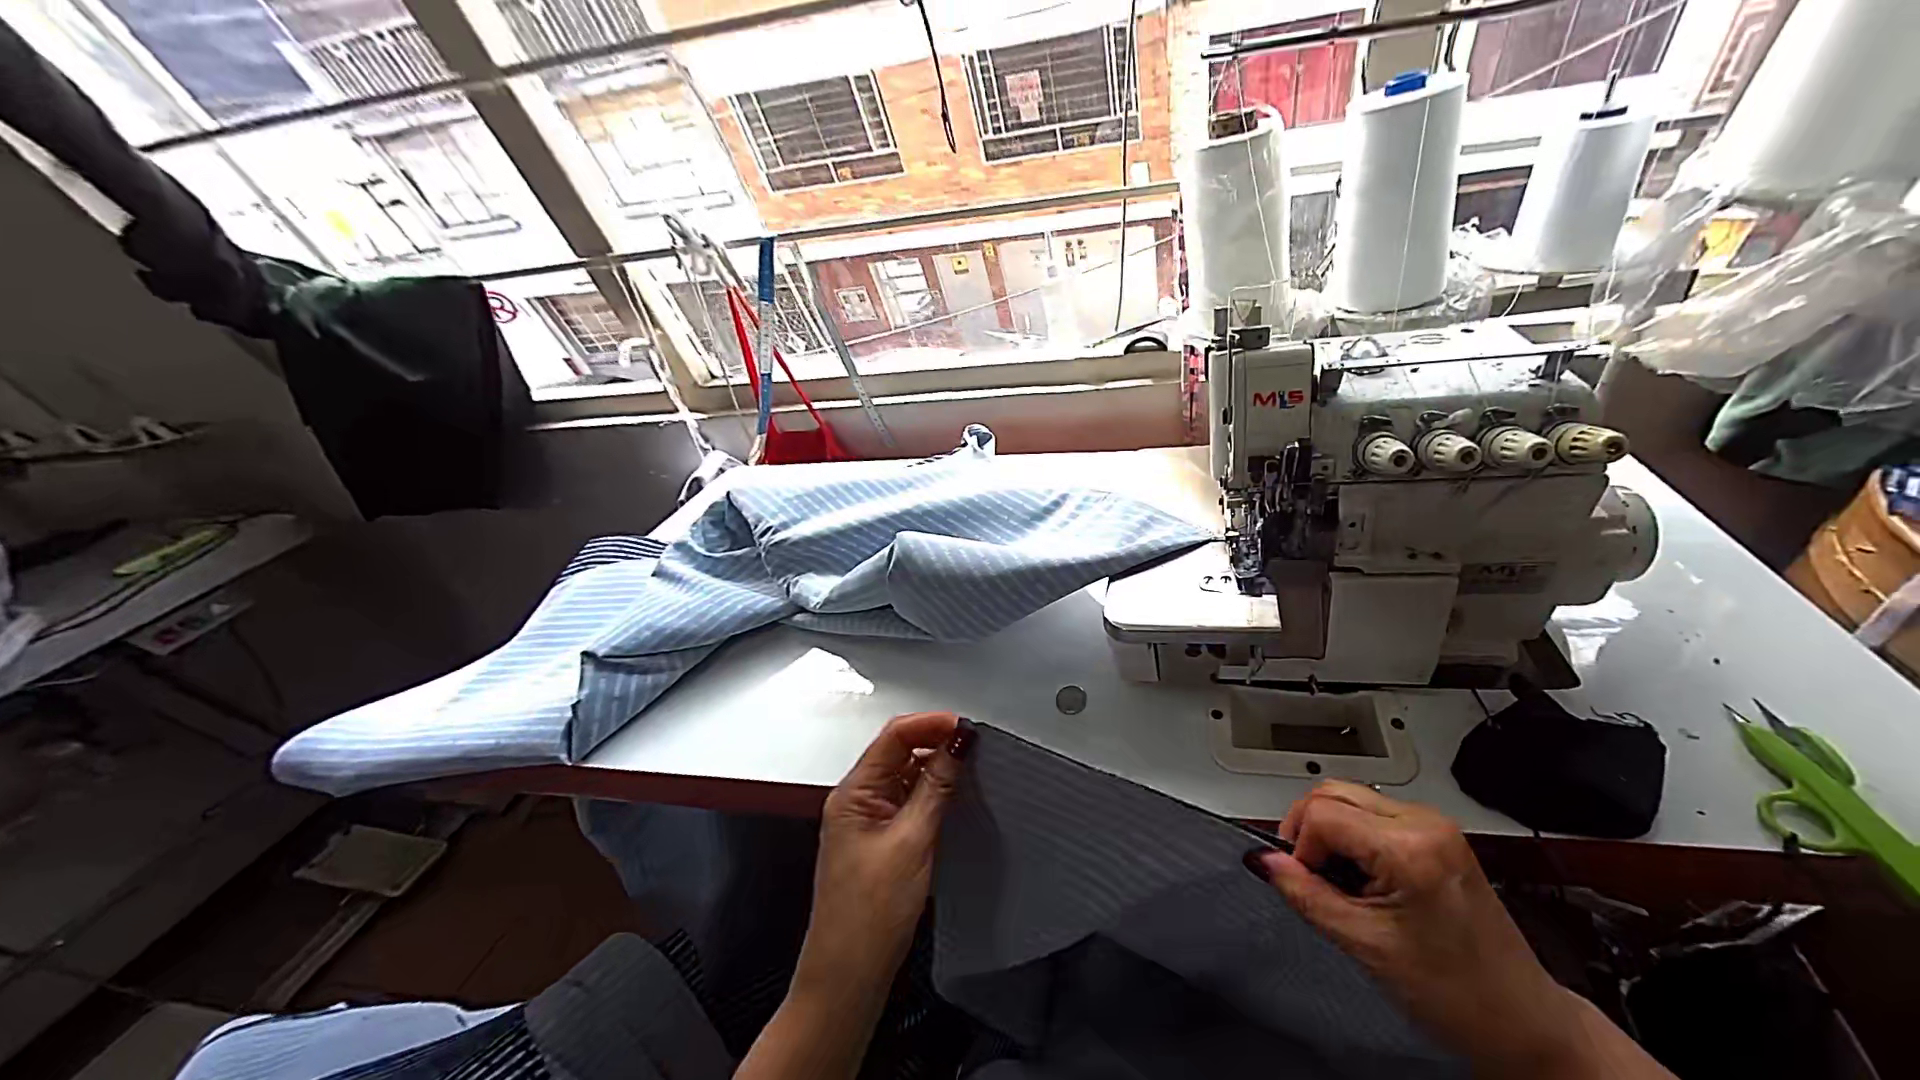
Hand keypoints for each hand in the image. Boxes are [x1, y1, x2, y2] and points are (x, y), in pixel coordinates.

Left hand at [799, 711, 969, 997]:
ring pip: (905, 775)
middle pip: (898, 751)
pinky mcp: (881, 838)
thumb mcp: (911, 843)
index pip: (893, 736)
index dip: (929, 724)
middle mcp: (857, 800)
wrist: (848, 975)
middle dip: (935, 742)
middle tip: (972, 746)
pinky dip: (931, 793)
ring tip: (968, 769)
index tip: (963, 726)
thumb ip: (935, 789)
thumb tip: (956, 746)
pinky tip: (952, 798)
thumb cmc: (865, 919)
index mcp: (853, 793)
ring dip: (935, 767)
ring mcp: (868, 819)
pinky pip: (908, 800)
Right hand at [1248, 782, 1673, 1079]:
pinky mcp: (1436, 834)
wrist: (1522, 1022)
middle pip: (1331, 793)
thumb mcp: (1362, 943)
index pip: (1320, 813)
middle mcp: (1426, 823)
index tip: (1306, 884)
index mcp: (1411, 847)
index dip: (1300, 848)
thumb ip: (1303, 893)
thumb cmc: (1457, 993)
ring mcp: (1435, 825)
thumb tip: (1262, 859)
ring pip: (1348, 798)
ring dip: (1329, 831)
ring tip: (1340, 881)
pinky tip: (1361, 875)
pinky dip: (1351, 835)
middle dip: (1309, 831)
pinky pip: (1371, 812)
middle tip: (1311, 877)